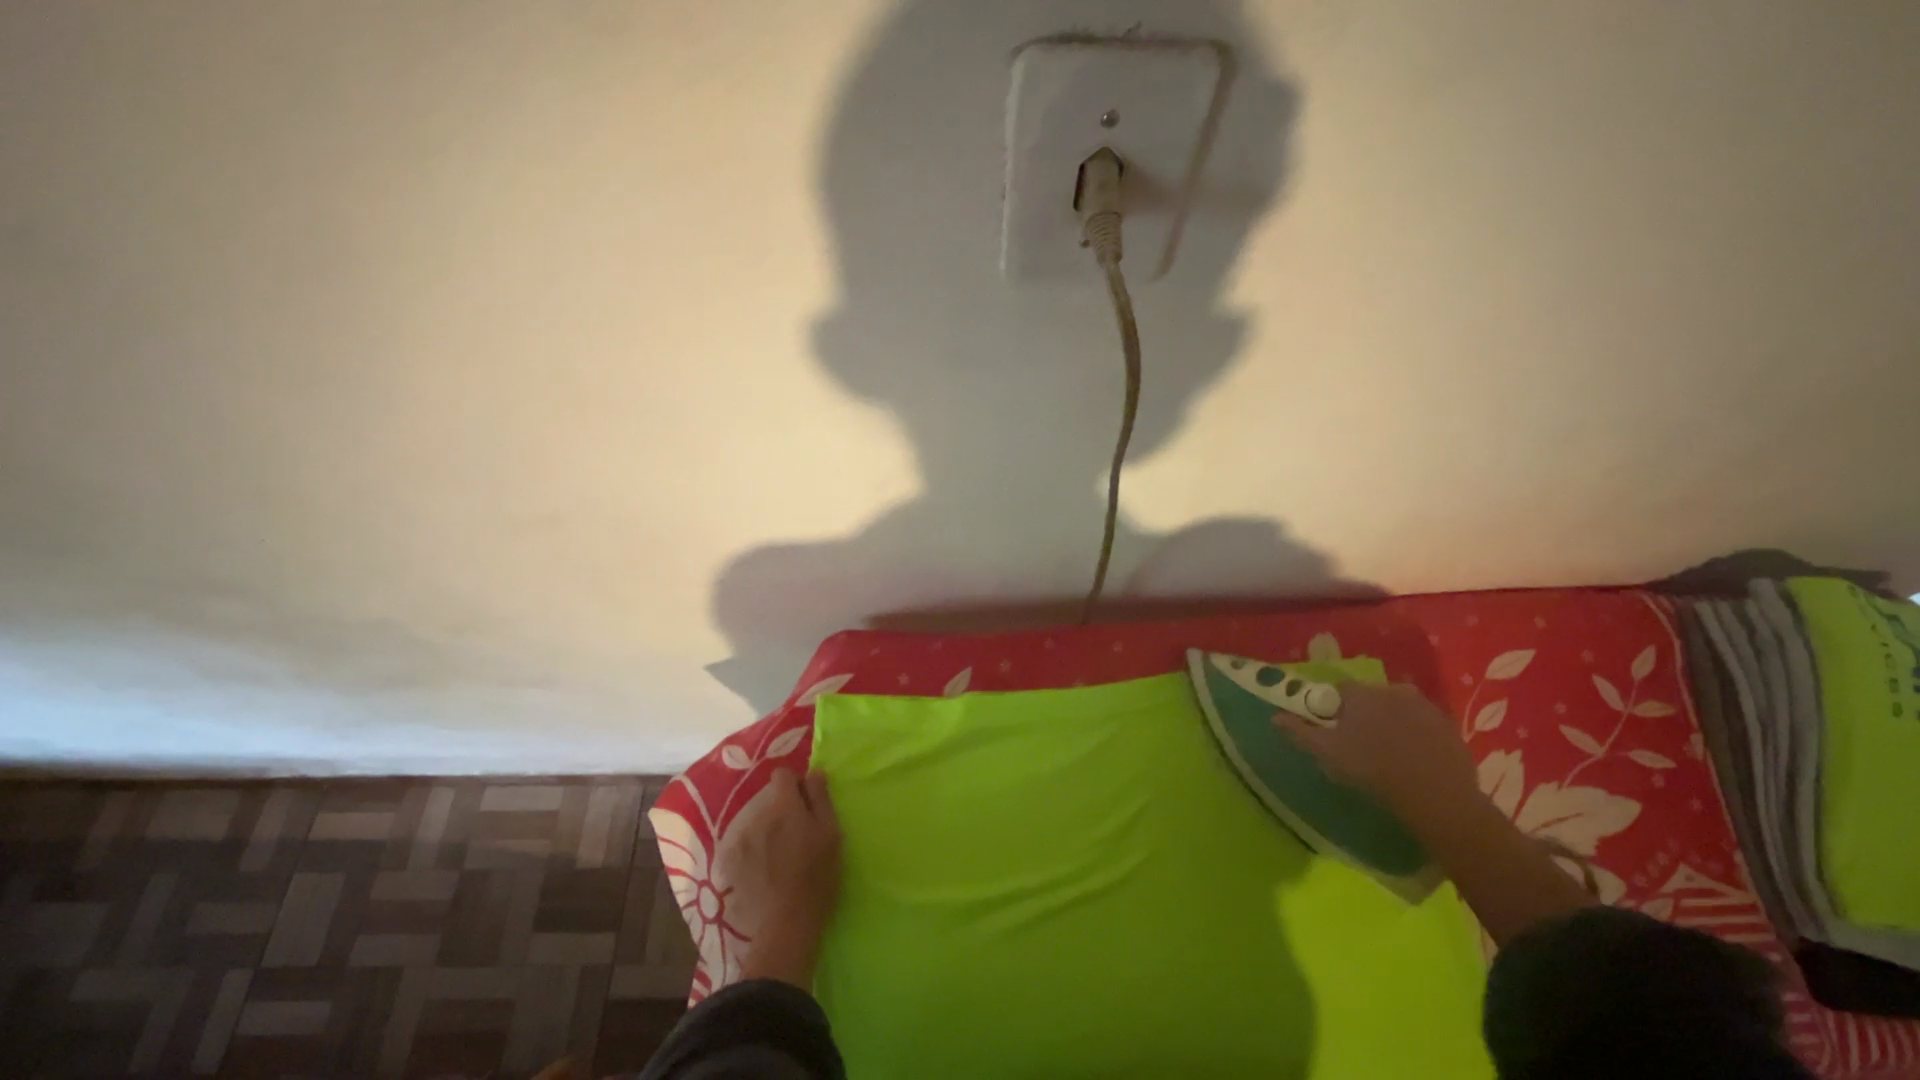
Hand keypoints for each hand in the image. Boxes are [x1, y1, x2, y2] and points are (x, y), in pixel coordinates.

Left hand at [715, 769, 841, 987]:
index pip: (782, 775)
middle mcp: (757, 816)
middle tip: (798, 836)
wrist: (785, 924)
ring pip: (757, 823)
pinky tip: (765, 871)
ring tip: (781, 858)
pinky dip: (754, 851)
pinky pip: (745, 844)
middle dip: (783, 811)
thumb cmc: (817, 878)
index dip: (795, 785)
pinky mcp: (730, 861)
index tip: (806, 803)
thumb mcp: (831, 835)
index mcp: (784, 807)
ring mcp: (741, 839)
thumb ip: (820, 799)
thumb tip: (814, 772)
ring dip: (769, 831)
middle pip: (770, 800)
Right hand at [1271, 682, 1483, 821]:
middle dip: (1363, 713)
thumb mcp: (1328, 754)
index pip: (1337, 690)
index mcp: (1360, 694)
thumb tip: (1275, 715)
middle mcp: (1391, 690)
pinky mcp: (1448, 724)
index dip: (1331, 707)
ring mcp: (1424, 705)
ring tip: (1389, 750)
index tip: (1330, 728)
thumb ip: (1300, 732)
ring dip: (1391, 720)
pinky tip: (1414, 756)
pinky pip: (1423, 722)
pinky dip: (1416, 732)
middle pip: (1369, 697)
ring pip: (1398, 707)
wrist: (1436, 796)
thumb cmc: (1373, 770)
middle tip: (1359, 742)